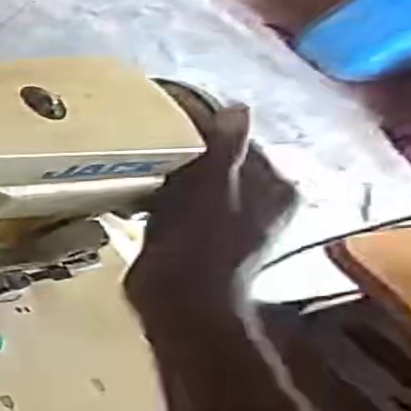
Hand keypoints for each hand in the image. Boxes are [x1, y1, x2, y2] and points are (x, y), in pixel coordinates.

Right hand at [126, 105, 296, 313]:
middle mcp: (260, 205)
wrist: (179, 303)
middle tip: (141, 139)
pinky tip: (134, 196)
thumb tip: (235, 108)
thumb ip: (225, 150)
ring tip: (133, 163)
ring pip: (196, 184)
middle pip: (218, 163)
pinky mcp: (198, 240)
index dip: (203, 126)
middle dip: (183, 150)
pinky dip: (158, 196)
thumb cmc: (199, 246)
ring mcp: (229, 225)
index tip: (162, 116)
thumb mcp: (212, 191)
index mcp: (277, 190)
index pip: (240, 142)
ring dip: (168, 173)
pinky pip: (178, 204)